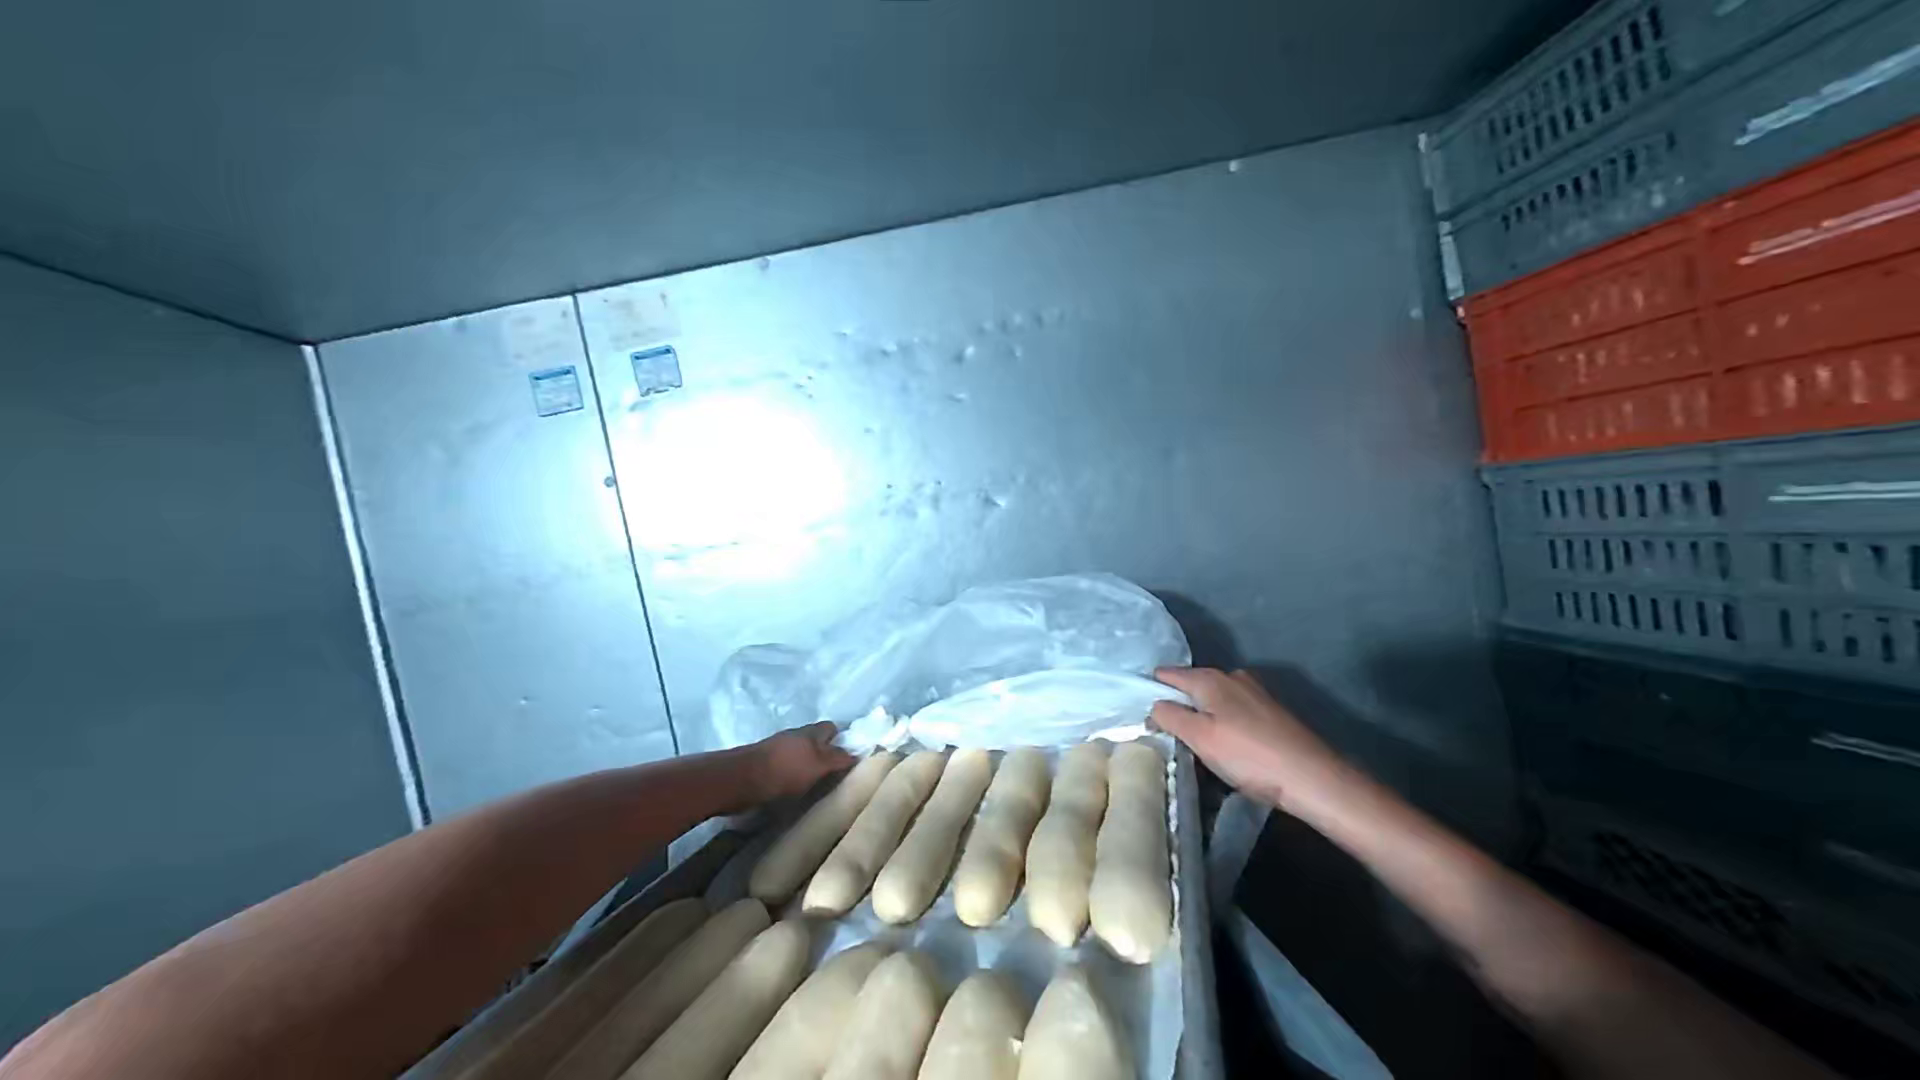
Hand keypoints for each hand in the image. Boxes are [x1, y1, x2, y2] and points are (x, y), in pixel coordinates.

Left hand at [744, 721, 855, 803]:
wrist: (741, 781)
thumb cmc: (785, 770)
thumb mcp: (818, 764)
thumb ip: (837, 758)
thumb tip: (856, 754)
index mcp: (810, 733)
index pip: (832, 729)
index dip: (842, 740)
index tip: (852, 759)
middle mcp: (795, 737)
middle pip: (816, 741)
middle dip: (826, 753)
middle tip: (836, 774)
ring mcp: (777, 750)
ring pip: (800, 754)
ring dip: (808, 765)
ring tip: (817, 785)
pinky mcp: (763, 766)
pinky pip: (786, 767)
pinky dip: (793, 775)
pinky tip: (795, 790)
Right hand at [1150, 667, 1352, 812]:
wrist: (1314, 778)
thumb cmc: (1249, 755)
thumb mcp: (1199, 737)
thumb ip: (1169, 716)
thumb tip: (1154, 705)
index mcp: (1210, 678)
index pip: (1167, 674)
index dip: (1150, 691)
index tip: (1140, 715)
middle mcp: (1232, 676)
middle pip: (1191, 687)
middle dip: (1177, 706)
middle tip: (1165, 736)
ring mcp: (1254, 693)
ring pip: (1213, 700)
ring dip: (1201, 718)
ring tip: (1193, 746)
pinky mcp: (1270, 712)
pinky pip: (1232, 712)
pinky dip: (1222, 724)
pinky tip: (1224, 747)